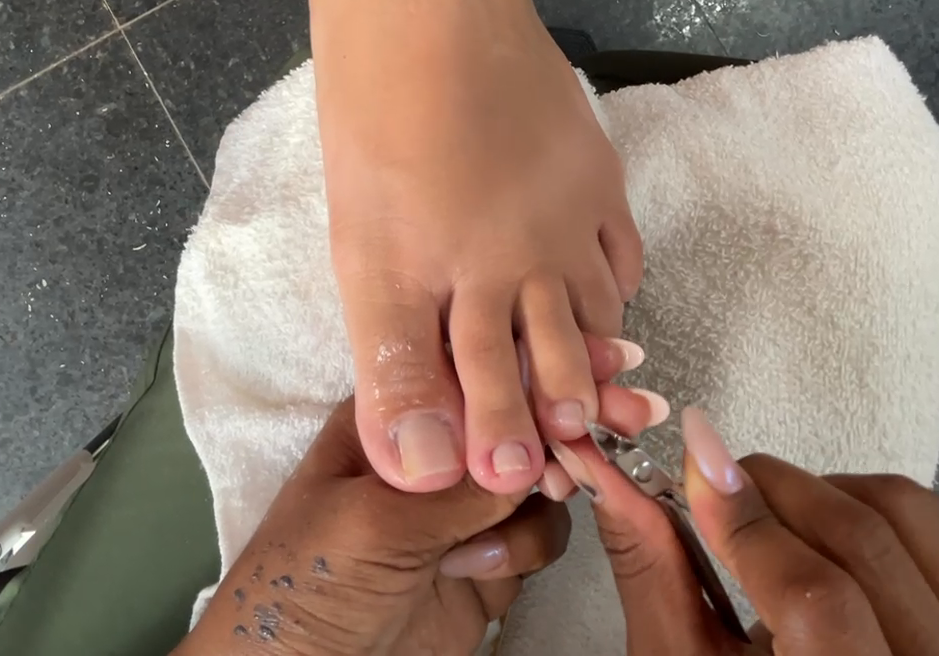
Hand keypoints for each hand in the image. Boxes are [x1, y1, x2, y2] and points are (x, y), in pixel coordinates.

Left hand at [174, 396, 565, 655]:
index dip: (535, 365)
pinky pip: (539, 534)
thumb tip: (544, 449)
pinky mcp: (486, 559)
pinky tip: (479, 569)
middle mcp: (440, 447)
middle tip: (628, 414)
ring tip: (522, 514)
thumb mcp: (378, 521)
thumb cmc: (310, 577)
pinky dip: (526, 548)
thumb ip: (463, 488)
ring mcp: (463, 504)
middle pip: (519, 418)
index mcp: (401, 411)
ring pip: (539, 476)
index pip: (477, 371)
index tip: (597, 361)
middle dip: (566, 420)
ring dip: (542, 494)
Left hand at [311, 0, 642, 495]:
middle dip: (556, 413)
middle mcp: (532, 258)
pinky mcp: (596, 164)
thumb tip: (417, 466)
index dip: (500, 439)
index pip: (490, 389)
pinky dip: (617, 288)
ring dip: (593, 357)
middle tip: (570, 461)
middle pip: (555, 357)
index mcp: (463, 281)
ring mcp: (573, 208)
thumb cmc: (373, 111)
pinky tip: (612, 300)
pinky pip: (623, 250)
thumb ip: (393, 353)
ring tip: (599, 401)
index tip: (513, 483)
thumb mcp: (360, 241)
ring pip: (595, 310)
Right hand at [572, 409, 938, 654]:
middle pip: (867, 537)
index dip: (747, 521)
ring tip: (771, 527)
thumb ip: (654, 575)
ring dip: (821, 493)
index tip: (691, 458)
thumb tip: (613, 471)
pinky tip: (825, 551)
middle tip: (715, 492)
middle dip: (771, 488)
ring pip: (911, 518)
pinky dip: (865, 510)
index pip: (820, 602)